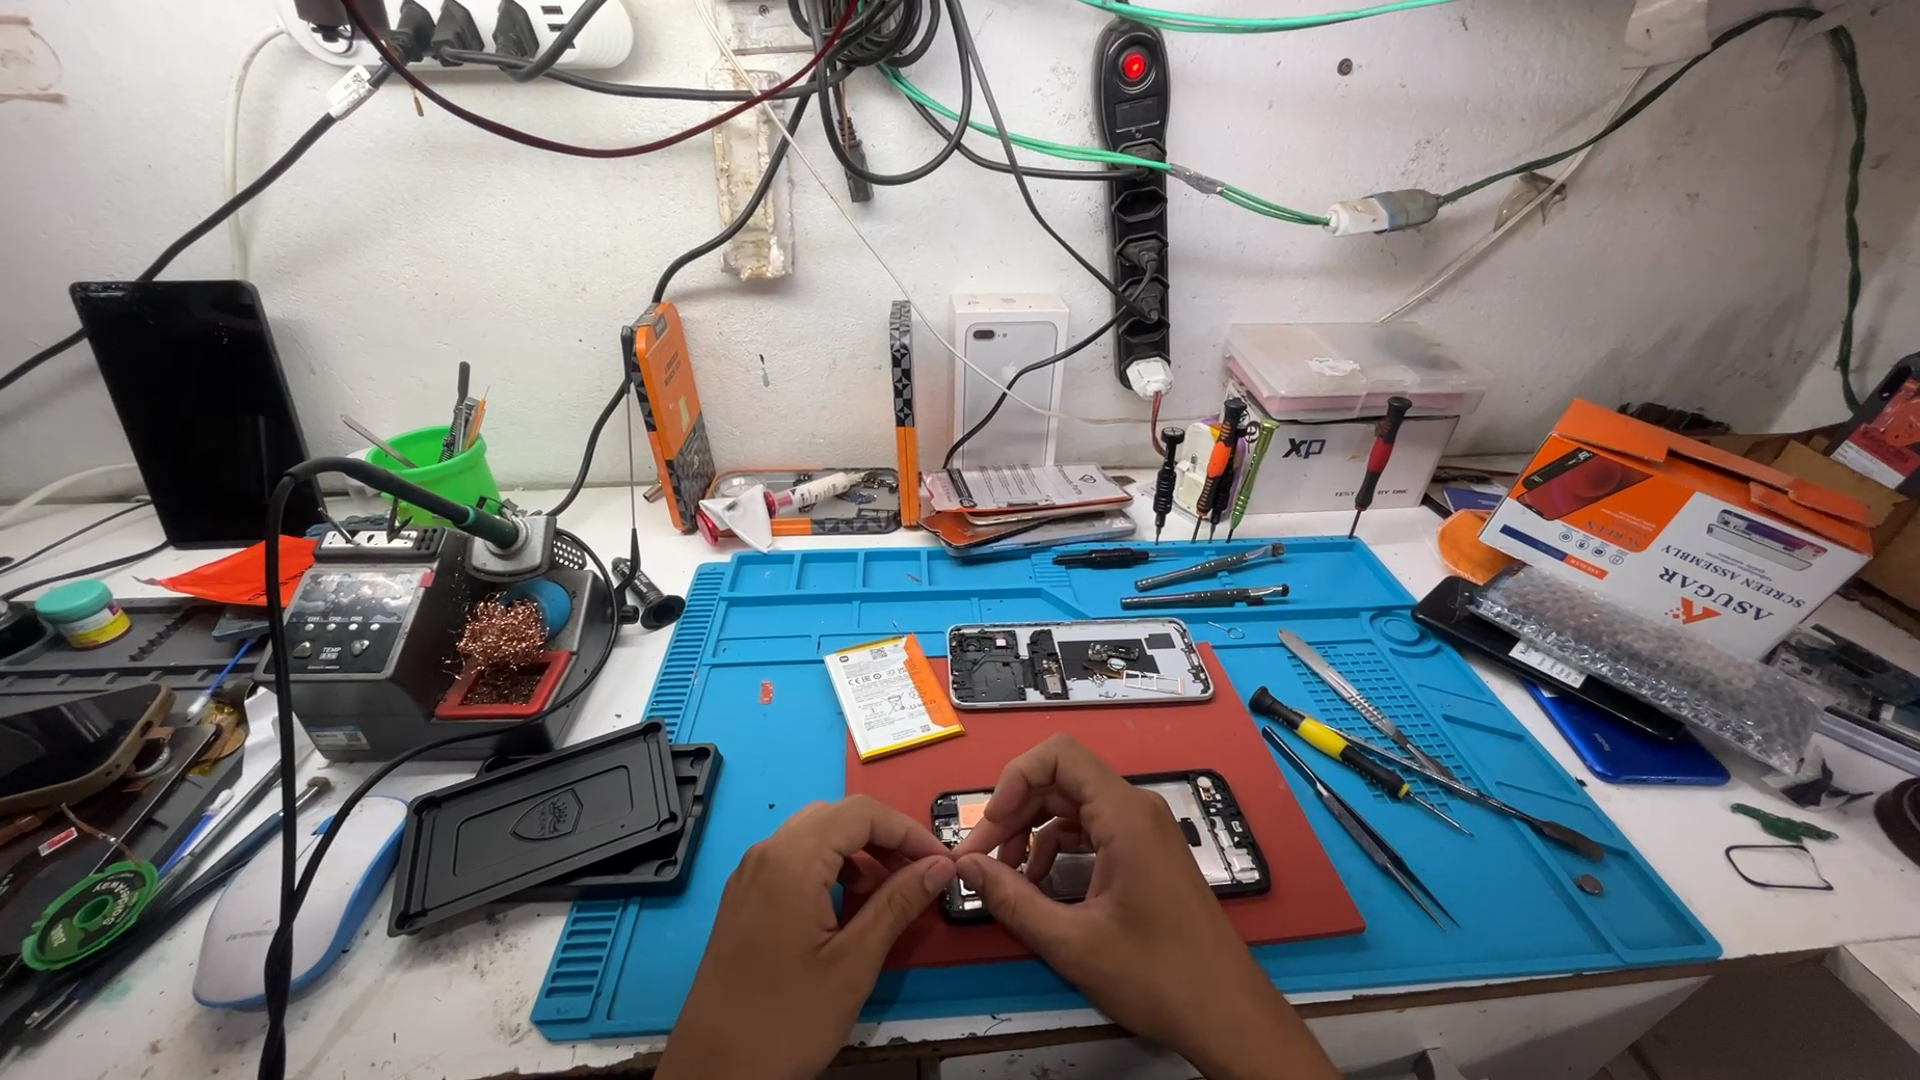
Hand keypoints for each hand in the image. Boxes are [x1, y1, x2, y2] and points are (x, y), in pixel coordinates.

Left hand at [656, 795, 956, 1079]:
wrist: (712, 1074)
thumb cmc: (786, 1020)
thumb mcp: (854, 963)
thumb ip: (898, 903)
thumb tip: (939, 866)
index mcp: (792, 860)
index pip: (861, 813)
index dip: (908, 830)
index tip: (941, 861)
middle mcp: (767, 852)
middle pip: (837, 815)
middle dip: (884, 835)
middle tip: (919, 870)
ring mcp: (750, 874)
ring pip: (815, 833)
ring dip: (858, 849)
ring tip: (890, 887)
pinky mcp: (745, 897)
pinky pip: (795, 857)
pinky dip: (830, 865)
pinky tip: (850, 901)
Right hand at [952, 735, 1337, 1079]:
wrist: (1229, 1016)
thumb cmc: (1157, 977)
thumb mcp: (1073, 944)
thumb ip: (1013, 900)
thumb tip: (965, 866)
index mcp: (1125, 814)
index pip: (1059, 755)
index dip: (1015, 779)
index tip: (990, 826)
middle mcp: (1135, 808)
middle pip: (1060, 778)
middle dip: (1014, 810)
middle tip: (982, 855)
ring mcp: (1143, 828)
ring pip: (1072, 804)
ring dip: (1032, 829)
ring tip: (1005, 873)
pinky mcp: (1145, 850)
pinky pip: (1090, 828)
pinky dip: (1056, 846)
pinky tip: (1039, 883)